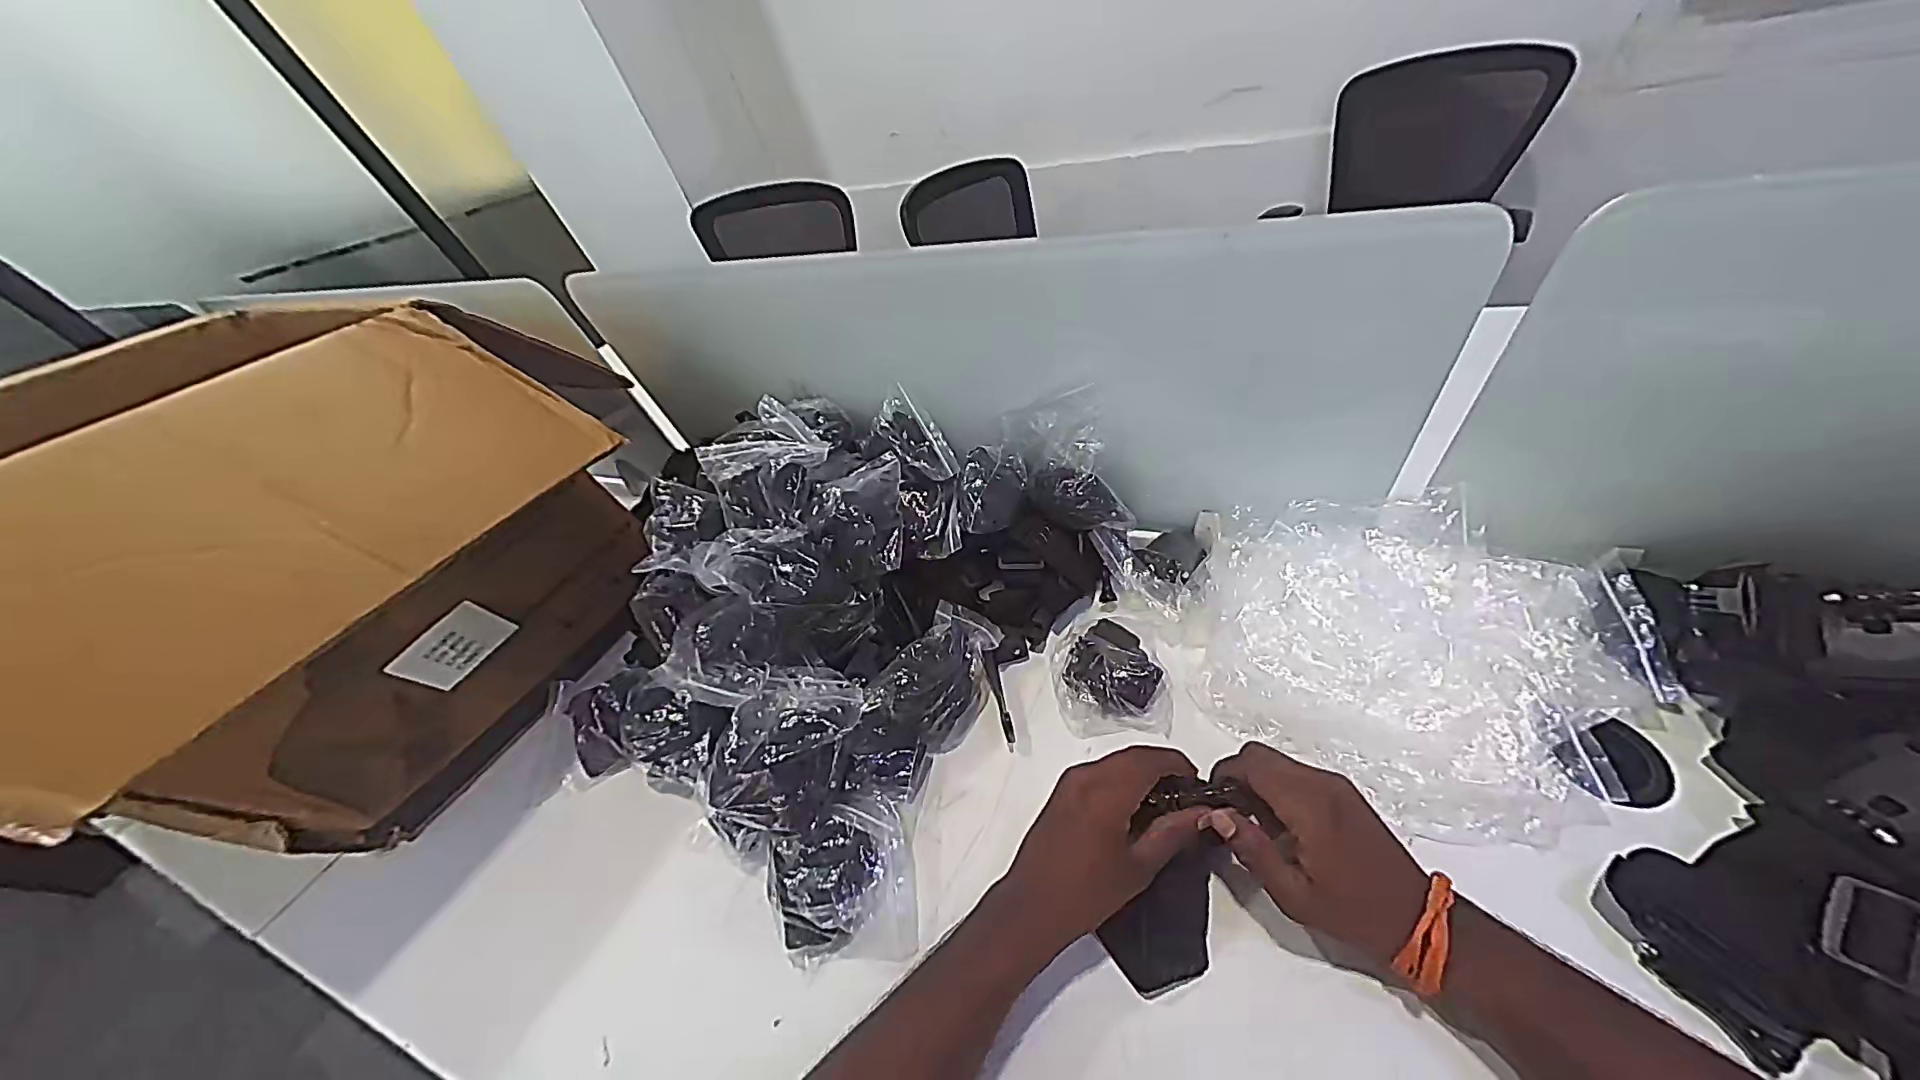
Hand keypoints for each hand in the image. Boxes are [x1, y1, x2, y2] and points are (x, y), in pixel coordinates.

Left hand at [991, 745, 1211, 953]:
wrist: (1034, 905)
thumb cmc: (1085, 892)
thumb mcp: (1139, 866)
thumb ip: (1173, 832)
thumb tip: (1200, 814)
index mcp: (1105, 791)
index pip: (1150, 759)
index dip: (1178, 764)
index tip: (1196, 781)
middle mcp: (1085, 778)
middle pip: (1132, 756)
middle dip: (1162, 768)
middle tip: (1185, 795)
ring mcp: (1070, 783)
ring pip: (1115, 763)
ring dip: (1141, 773)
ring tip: (1164, 805)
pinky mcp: (1062, 792)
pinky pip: (1098, 772)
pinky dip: (1121, 779)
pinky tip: (1135, 809)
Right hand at [1207, 743, 1430, 967]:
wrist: (1416, 919)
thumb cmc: (1354, 911)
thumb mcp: (1292, 893)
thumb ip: (1251, 848)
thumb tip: (1218, 816)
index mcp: (1308, 803)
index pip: (1250, 763)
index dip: (1223, 777)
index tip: (1214, 805)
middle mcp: (1322, 784)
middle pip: (1260, 755)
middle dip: (1237, 778)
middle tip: (1233, 816)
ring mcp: (1335, 785)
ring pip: (1277, 763)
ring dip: (1257, 785)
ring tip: (1259, 828)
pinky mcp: (1342, 793)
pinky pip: (1296, 776)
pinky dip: (1278, 790)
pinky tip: (1282, 828)